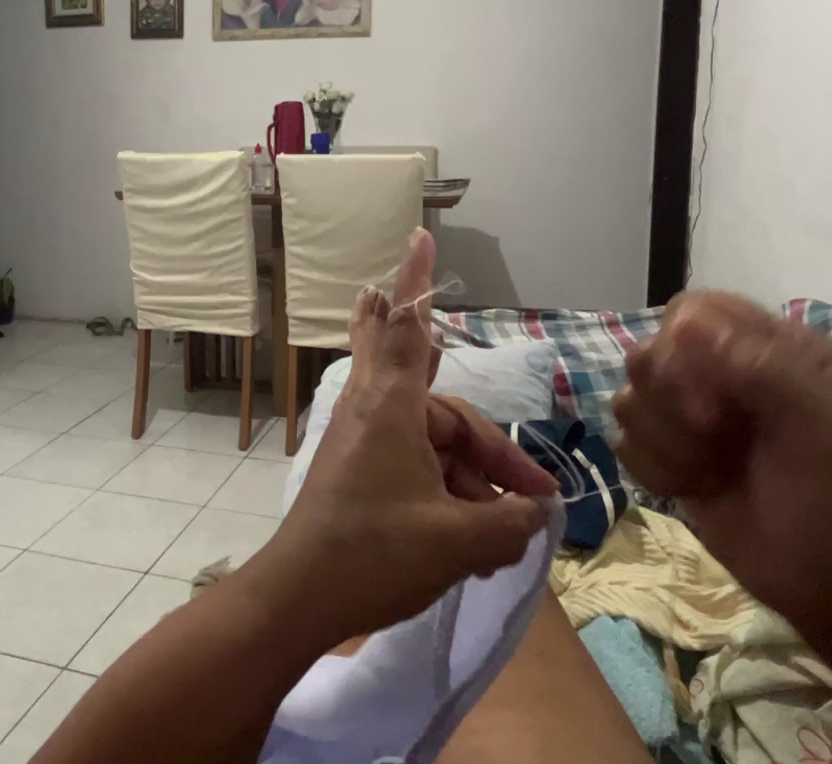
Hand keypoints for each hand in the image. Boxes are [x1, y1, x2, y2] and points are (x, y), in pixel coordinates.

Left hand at [255, 229, 557, 645]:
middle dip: (488, 449)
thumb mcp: (456, 542)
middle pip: (444, 407)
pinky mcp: (360, 473)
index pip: (406, 326)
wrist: (299, 597)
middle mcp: (375, 412)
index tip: (419, 234)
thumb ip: (508, 524)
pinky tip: (474, 538)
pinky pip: (417, 467)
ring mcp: (364, 444)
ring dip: (471, 485)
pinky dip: (448, 495)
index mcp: (391, 407)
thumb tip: (533, 514)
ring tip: (501, 536)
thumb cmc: (374, 555)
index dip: (417, 279)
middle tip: (522, 482)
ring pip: (434, 445)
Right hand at [613, 292, 831, 636]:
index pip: (693, 311)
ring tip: (710, 473)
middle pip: (648, 353)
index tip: (710, 403)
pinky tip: (693, 490)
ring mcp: (695, 420)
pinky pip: (624, 443)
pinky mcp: (671, 460)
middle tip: (714, 439)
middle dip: (671, 402)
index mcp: (773, 349)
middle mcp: (726, 375)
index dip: (683, 349)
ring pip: (630, 399)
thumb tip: (682, 325)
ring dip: (665, 442)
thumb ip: (762, 367)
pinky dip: (655, 470)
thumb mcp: (827, 430)